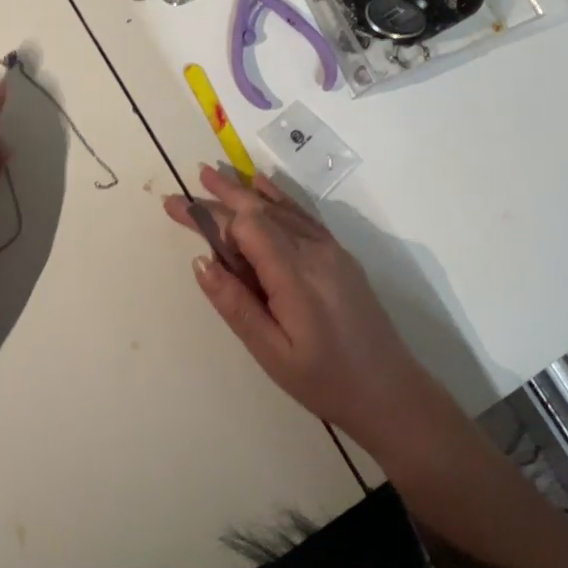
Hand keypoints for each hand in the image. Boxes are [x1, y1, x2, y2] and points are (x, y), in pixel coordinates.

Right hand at [163, 165, 428, 450]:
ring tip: (214, 174)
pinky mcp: (340, 256)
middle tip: (191, 178)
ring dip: (246, 191)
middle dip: (224, 194)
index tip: (176, 208)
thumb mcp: (272, 353)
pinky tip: (263, 186)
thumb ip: (236, 305)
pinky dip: (279, 197)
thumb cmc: (325, 381)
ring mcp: (331, 251)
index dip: (210, 215)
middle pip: (262, 210)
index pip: (246, 227)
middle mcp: (315, 253)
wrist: (392, 394)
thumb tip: (201, 261)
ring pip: (282, 209)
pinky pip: (303, 216)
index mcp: (295, 277)